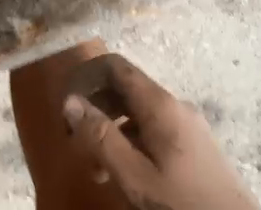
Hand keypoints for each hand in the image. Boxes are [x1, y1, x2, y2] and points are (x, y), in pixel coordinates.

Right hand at [62, 54, 258, 209]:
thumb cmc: (183, 204)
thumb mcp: (134, 176)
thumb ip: (101, 137)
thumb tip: (69, 102)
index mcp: (160, 103)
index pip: (113, 65)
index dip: (83, 77)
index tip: (64, 106)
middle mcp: (174, 105)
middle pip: (123, 88)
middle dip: (93, 109)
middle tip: (73, 141)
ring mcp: (188, 126)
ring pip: (137, 114)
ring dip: (110, 132)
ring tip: (96, 169)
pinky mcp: (195, 148)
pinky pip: (153, 132)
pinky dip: (130, 144)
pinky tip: (125, 176)